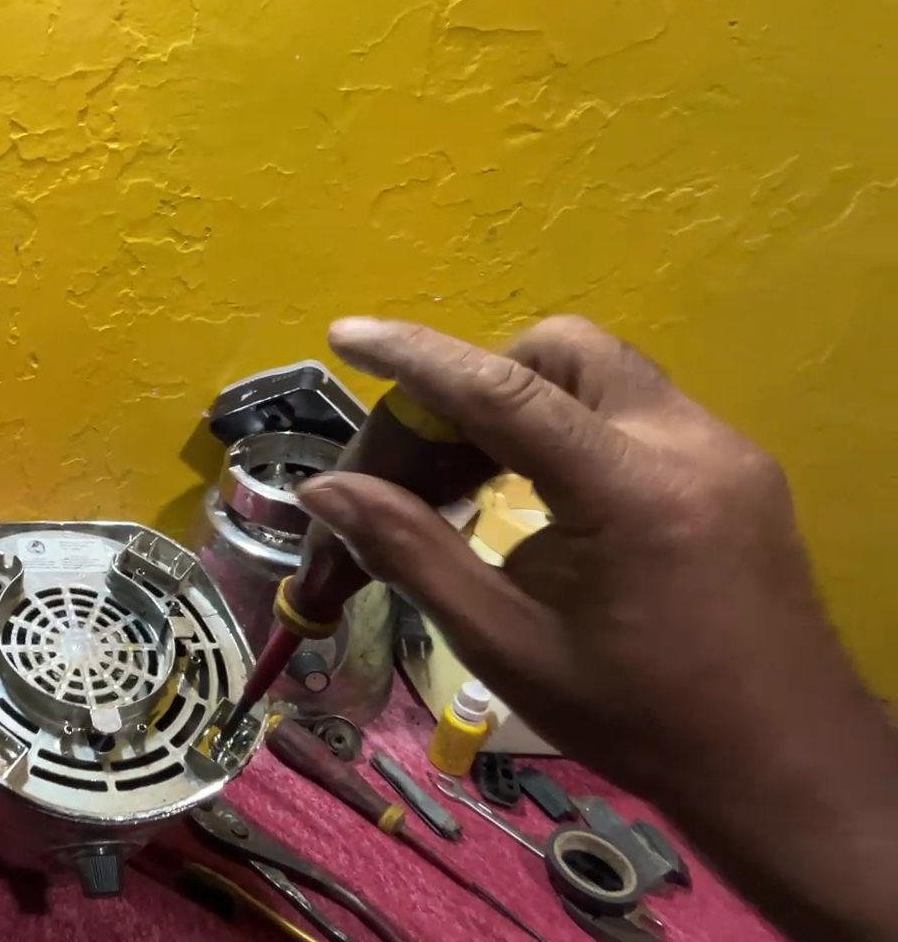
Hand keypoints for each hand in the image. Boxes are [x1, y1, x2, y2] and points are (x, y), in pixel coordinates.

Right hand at [293, 316, 873, 802]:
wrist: (788, 774)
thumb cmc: (635, 716)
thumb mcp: (498, 640)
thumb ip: (407, 549)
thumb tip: (322, 489)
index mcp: (635, 494)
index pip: (504, 392)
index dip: (415, 357)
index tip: (345, 337)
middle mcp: (689, 447)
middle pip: (559, 353)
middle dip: (470, 381)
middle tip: (419, 456)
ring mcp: (717, 453)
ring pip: (587, 371)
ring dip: (502, 403)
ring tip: (452, 479)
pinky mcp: (720, 469)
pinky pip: (611, 407)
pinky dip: (541, 426)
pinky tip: (509, 488)